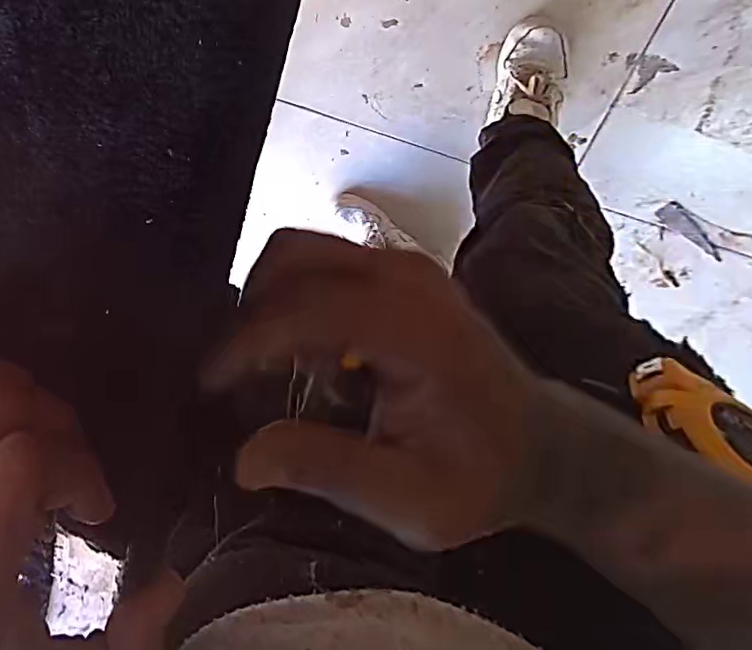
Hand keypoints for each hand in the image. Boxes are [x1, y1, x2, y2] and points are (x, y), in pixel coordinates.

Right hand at [203, 229, 543, 550]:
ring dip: (275, 302)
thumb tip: (246, 459)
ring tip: (289, 370)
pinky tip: (322, 358)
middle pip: (294, 253)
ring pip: (303, 249)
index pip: (307, 309)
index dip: (249, 343)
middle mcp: (404, 275)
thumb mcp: (410, 501)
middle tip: (244, 371)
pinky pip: (323, 262)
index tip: (212, 382)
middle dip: (253, 307)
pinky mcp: (396, 267)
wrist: (540, 441)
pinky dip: (300, 300)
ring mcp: (402, 263)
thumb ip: (327, 471)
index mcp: (412, 326)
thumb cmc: (479, 474)